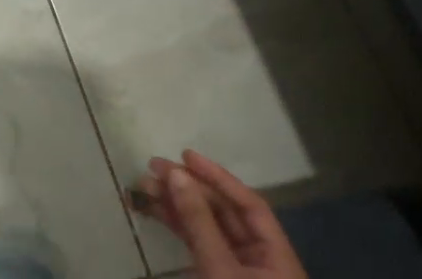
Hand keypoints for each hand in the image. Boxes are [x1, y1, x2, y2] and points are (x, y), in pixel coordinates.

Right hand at [132, 150, 307, 278]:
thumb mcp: (221, 270)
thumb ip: (199, 223)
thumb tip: (176, 174)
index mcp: (278, 258)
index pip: (250, 206)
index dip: (218, 178)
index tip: (184, 155)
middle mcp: (261, 261)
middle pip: (225, 214)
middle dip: (189, 189)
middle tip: (152, 168)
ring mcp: (239, 272)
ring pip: (207, 228)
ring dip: (176, 205)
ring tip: (143, 187)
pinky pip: (198, 245)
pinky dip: (177, 227)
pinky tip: (154, 213)